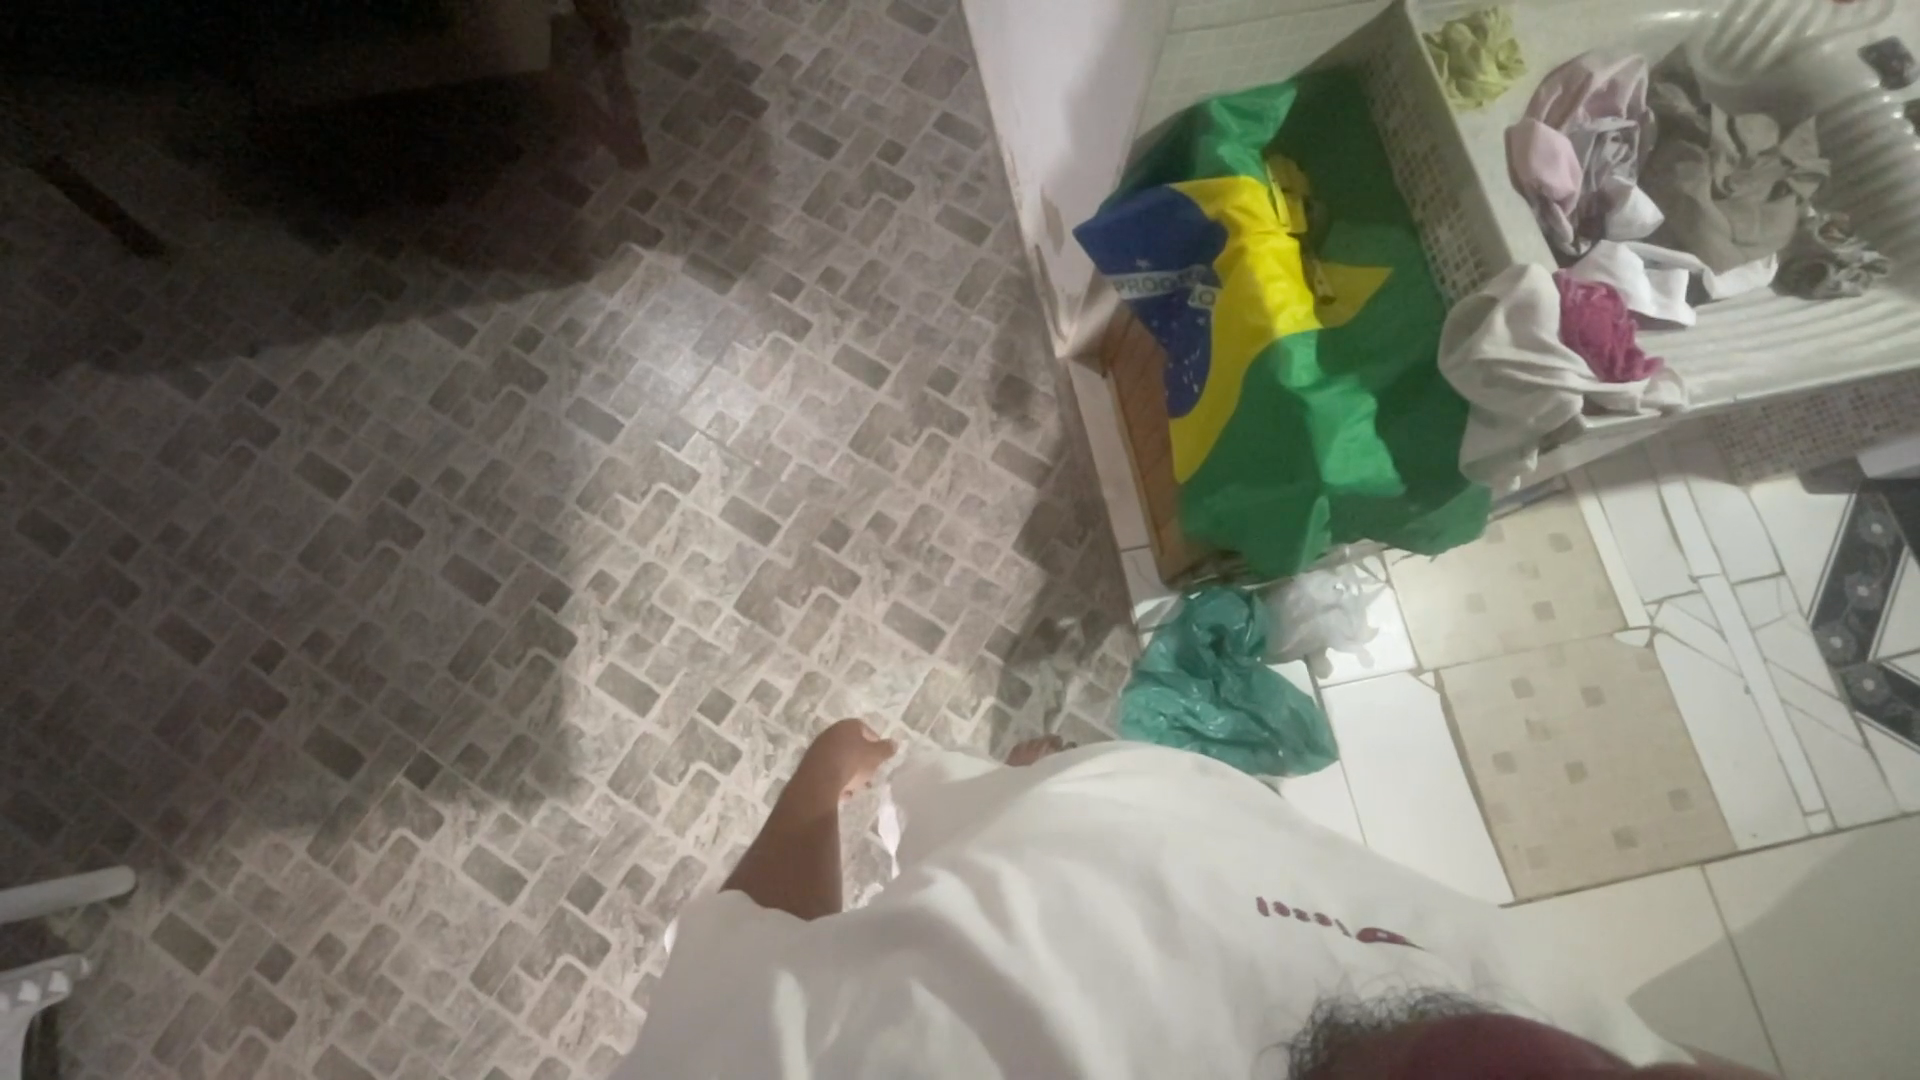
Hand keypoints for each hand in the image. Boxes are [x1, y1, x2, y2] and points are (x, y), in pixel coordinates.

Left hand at [793, 719, 896, 802]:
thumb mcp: (875, 756)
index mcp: (848, 726)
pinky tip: (842, 793)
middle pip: (851, 745)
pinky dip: (837, 780)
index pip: (865, 728)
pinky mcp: (810, 765)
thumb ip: (886, 749)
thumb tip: (894, 743)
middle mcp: (831, 733)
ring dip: (849, 772)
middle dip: (862, 760)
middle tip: (869, 773)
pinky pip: (828, 771)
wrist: (819, 781)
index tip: (879, 757)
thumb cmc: (852, 763)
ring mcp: (818, 749)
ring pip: (839, 759)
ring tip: (857, 787)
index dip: (874, 742)